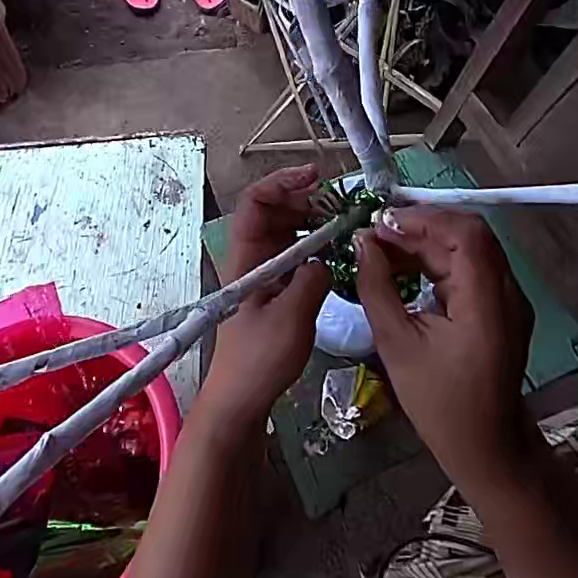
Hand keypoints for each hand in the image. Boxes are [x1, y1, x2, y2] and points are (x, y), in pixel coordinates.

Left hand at [199, 165, 331, 429]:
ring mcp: (261, 274)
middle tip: (336, 205)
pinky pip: (293, 254)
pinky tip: (332, 253)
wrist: (239, 400)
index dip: (281, 182)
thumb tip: (323, 259)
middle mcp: (251, 259)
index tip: (314, 177)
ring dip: (309, 221)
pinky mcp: (273, 290)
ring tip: (338, 224)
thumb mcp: (291, 319)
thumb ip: (312, 281)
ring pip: (284, 232)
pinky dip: (312, 246)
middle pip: (271, 211)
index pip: (255, 203)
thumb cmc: (257, 360)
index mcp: (245, 258)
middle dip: (302, 200)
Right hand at [354, 207, 533, 495]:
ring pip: (466, 247)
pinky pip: (467, 267)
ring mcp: (506, 298)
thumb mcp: (396, 344)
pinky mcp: (499, 305)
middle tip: (375, 233)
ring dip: (424, 241)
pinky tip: (402, 267)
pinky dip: (434, 259)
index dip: (422, 219)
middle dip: (419, 226)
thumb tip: (362, 243)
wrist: (486, 447)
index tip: (380, 223)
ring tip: (381, 248)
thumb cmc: (440, 403)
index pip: (465, 234)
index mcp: (486, 303)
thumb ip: (377, 287)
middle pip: (467, 235)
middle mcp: (506, 292)